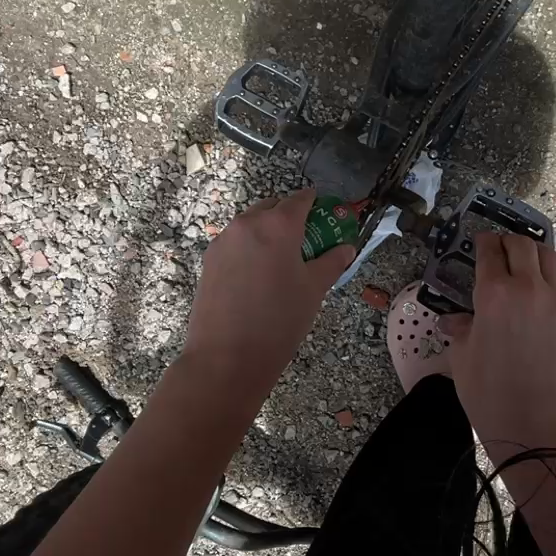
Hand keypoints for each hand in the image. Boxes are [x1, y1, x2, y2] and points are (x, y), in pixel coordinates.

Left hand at [182, 190, 355, 401]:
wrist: (226, 357)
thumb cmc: (279, 320)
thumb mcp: (314, 289)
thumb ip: (332, 262)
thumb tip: (346, 248)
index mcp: (278, 225)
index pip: (301, 198)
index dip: (316, 203)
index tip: (325, 215)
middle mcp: (247, 224)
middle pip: (273, 207)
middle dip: (290, 216)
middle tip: (306, 240)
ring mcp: (224, 241)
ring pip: (251, 223)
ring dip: (268, 231)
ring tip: (281, 260)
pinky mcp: (209, 260)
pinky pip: (235, 242)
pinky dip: (250, 247)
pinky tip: (258, 275)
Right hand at [444, 233, 555, 465]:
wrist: (534, 424)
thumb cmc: (488, 393)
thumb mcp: (462, 357)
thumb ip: (459, 328)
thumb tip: (452, 319)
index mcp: (493, 294)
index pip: (489, 252)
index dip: (483, 242)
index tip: (481, 242)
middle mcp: (528, 287)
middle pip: (522, 245)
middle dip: (508, 242)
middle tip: (501, 250)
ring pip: (550, 257)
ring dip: (535, 255)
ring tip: (527, 263)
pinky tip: (551, 290)